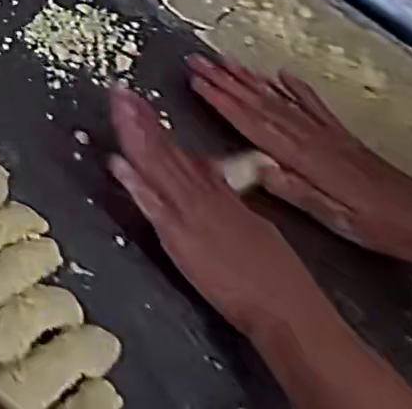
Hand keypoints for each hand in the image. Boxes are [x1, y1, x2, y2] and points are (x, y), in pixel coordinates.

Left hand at [108, 87, 334, 337]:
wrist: (295, 318)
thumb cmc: (278, 279)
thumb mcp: (254, 226)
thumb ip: (228, 197)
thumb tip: (210, 172)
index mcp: (220, 195)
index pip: (181, 151)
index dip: (156, 125)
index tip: (135, 101)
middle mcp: (202, 197)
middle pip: (165, 151)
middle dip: (139, 120)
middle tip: (119, 92)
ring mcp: (188, 214)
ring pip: (156, 167)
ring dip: (134, 137)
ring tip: (117, 109)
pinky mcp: (179, 237)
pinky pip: (152, 205)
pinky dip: (135, 183)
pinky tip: (116, 163)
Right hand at [186, 55, 411, 263]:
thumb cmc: (387, 229)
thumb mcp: (341, 220)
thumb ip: (297, 192)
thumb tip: (256, 166)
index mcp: (304, 159)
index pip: (252, 123)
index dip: (220, 100)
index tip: (193, 80)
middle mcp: (311, 139)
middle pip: (259, 104)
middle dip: (224, 79)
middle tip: (194, 58)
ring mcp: (328, 135)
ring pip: (279, 100)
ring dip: (247, 78)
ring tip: (222, 58)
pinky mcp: (343, 137)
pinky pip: (314, 107)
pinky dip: (296, 89)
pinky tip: (281, 74)